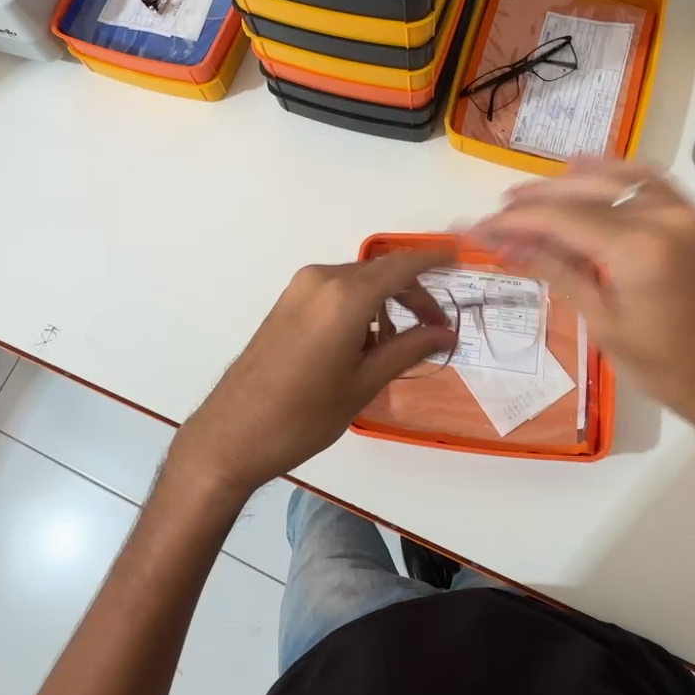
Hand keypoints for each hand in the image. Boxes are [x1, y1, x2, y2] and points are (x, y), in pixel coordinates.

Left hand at [170, 249, 458, 492]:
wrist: (232, 434)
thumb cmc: (304, 415)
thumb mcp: (364, 383)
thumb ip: (410, 349)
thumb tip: (447, 332)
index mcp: (344, 296)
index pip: (401, 265)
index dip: (435, 261)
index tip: (462, 260)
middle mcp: (322, 280)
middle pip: (381, 273)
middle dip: (414, 294)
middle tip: (437, 329)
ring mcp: (300, 289)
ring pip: (359, 283)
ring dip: (386, 304)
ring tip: (400, 347)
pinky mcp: (287, 303)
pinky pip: (336, 293)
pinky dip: (360, 309)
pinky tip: (366, 345)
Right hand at [470, 159, 694, 453]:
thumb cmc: (667, 368)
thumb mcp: (604, 324)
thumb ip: (559, 272)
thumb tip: (507, 247)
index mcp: (639, 249)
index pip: (562, 218)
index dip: (516, 220)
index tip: (481, 226)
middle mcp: (664, 217)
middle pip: (584, 191)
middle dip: (536, 200)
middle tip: (498, 212)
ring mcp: (685, 213)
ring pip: (616, 178)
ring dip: (570, 181)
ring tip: (531, 192)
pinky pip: (651, 179)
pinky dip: (616, 171)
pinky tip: (588, 171)